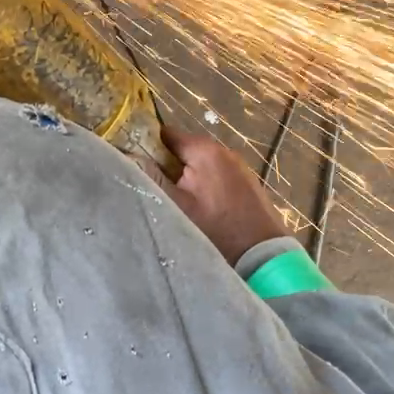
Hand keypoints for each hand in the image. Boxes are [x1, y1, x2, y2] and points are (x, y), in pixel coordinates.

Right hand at [138, 125, 290, 264]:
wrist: (266, 259)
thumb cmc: (217, 228)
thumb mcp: (177, 205)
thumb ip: (150, 177)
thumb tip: (127, 157)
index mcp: (204, 150)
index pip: (164, 134)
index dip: (146, 145)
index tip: (134, 162)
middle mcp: (223, 151)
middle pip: (182, 149)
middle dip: (166, 164)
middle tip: (154, 186)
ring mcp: (239, 167)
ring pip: (198, 164)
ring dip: (185, 176)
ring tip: (175, 198)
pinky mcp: (248, 184)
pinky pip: (215, 176)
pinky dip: (203, 185)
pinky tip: (199, 206)